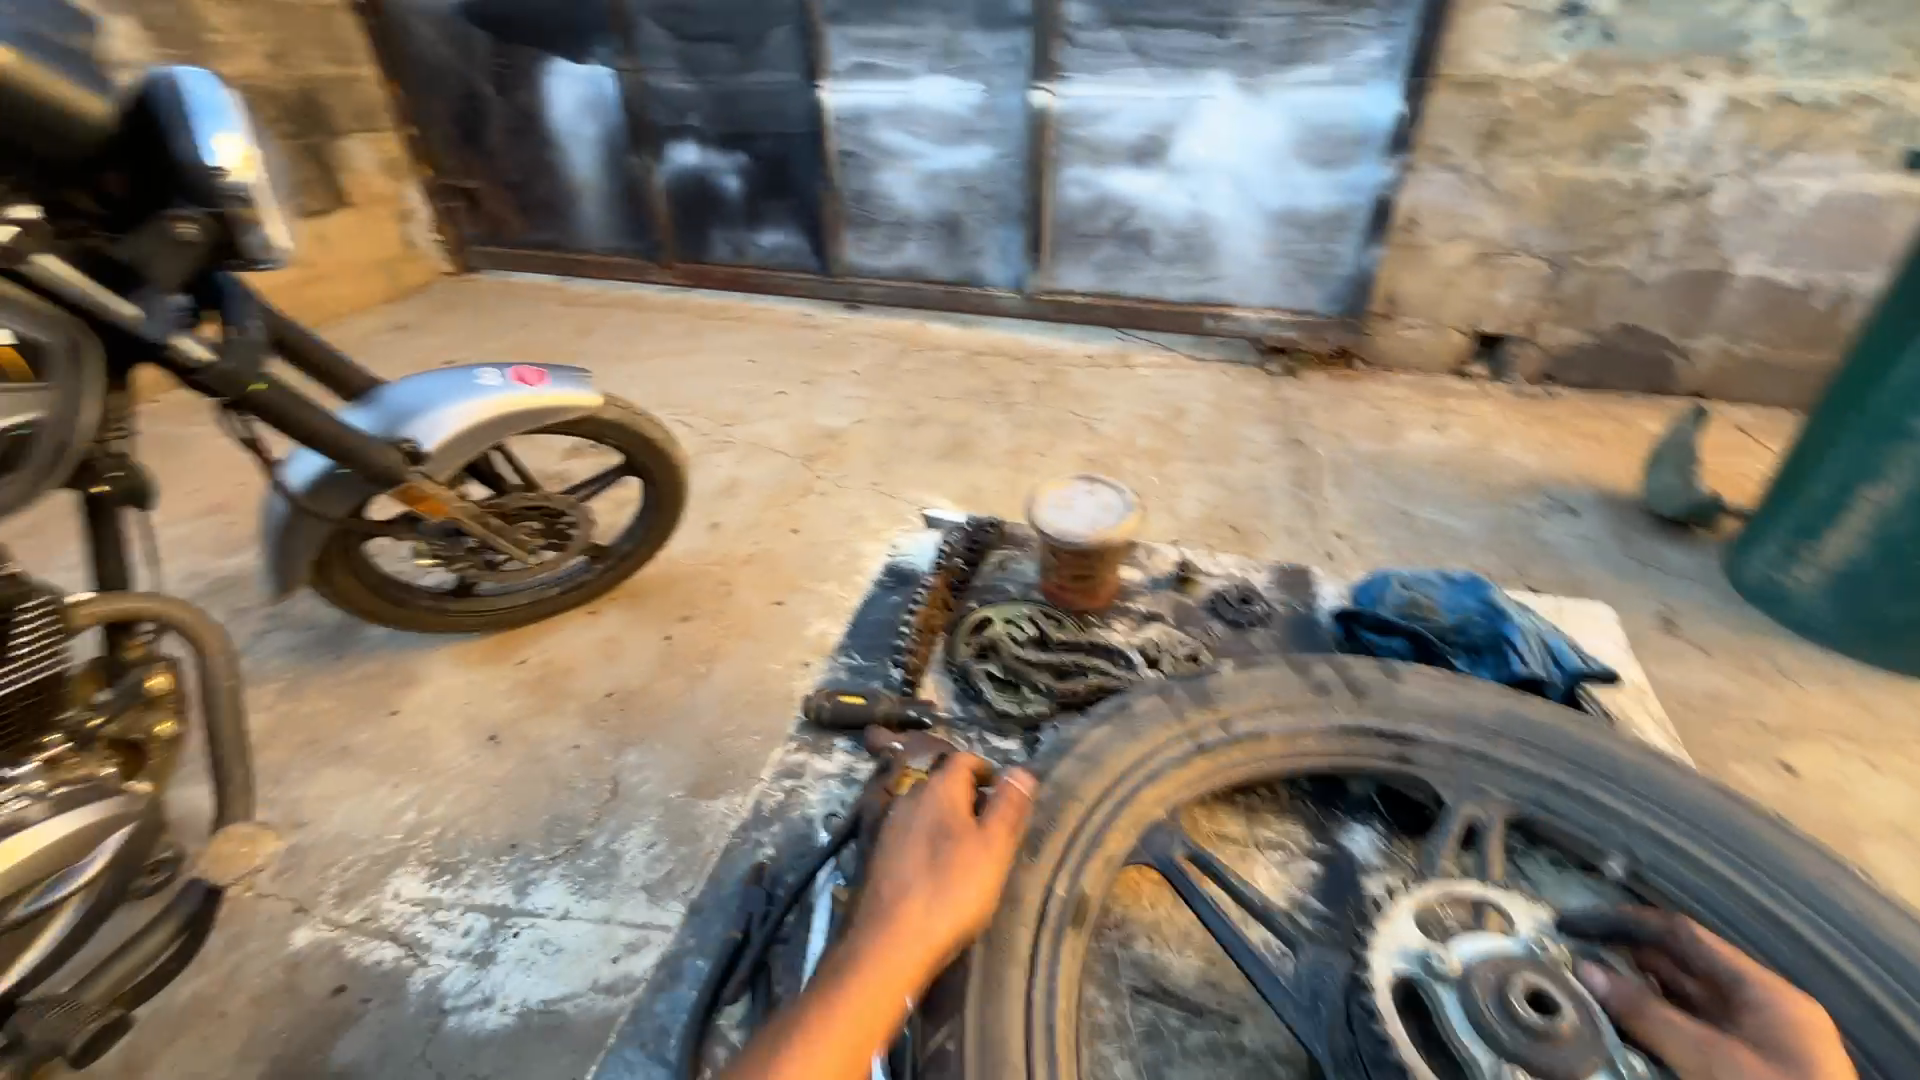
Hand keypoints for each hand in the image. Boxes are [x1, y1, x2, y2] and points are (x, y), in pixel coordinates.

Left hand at [843, 753, 1036, 986]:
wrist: (890, 942)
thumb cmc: (951, 889)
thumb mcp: (993, 847)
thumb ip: (1008, 805)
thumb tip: (1022, 769)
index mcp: (938, 789)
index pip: (963, 759)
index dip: (986, 768)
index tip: (1004, 790)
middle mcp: (909, 798)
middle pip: (943, 783)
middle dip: (969, 795)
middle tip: (993, 823)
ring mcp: (890, 827)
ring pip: (925, 809)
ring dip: (948, 818)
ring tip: (970, 848)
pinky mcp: (879, 855)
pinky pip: (911, 833)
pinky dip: (929, 839)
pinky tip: (939, 869)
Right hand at [1557, 907, 1855, 1079]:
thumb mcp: (1711, 1060)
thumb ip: (1646, 1014)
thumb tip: (1584, 969)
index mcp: (1762, 991)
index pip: (1679, 934)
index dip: (1622, 921)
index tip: (1571, 924)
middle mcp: (1755, 1007)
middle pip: (1674, 965)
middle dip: (1619, 957)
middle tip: (1566, 955)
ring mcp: (1749, 1040)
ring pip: (1673, 998)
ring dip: (1627, 990)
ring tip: (1580, 985)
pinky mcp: (1736, 1067)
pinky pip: (1680, 1029)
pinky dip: (1644, 1020)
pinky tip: (1612, 1021)